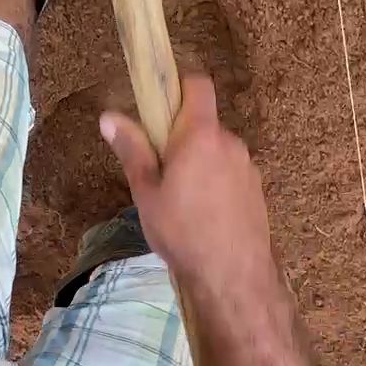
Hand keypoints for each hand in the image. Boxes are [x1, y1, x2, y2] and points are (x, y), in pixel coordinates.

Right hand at [99, 77, 274, 291]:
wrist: (234, 279)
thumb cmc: (182, 230)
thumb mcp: (146, 191)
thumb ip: (131, 149)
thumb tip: (108, 116)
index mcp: (201, 134)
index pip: (197, 85)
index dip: (179, 85)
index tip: (158, 105)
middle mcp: (229, 142)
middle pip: (203, 122)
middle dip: (181, 136)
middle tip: (159, 168)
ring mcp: (247, 166)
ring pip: (216, 149)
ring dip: (198, 161)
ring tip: (179, 198)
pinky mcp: (256, 190)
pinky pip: (230, 171)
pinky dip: (215, 181)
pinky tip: (202, 214)